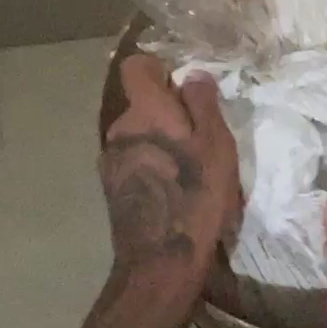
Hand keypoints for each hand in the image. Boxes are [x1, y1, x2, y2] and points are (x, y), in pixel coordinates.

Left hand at [101, 55, 240, 279]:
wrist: (162, 261)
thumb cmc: (197, 196)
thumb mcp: (216, 145)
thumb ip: (203, 105)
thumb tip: (192, 75)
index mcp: (145, 111)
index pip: (136, 67)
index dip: (159, 70)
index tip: (184, 90)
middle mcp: (119, 129)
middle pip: (140, 105)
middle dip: (166, 112)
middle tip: (200, 136)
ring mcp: (110, 161)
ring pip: (137, 135)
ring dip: (159, 142)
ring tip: (190, 168)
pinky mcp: (112, 189)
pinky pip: (133, 161)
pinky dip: (151, 165)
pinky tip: (174, 190)